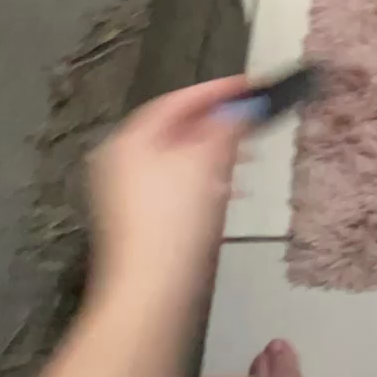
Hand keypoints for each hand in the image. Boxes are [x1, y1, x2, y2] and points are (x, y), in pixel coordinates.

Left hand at [86, 75, 252, 302]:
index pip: (177, 101)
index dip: (216, 91)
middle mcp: (123, 160)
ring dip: (217, 152)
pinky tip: (230, 190)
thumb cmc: (175, 218)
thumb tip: (244, 109)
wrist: (152, 290)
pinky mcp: (143, 218)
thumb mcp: (207, 161)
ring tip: (249, 156)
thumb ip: (227, 127)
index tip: (250, 86)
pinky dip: (207, 178)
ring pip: (181, 157)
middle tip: (253, 120)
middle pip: (178, 129)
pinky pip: (179, 182)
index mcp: (131, 140)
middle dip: (219, 124)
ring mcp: (130, 192)